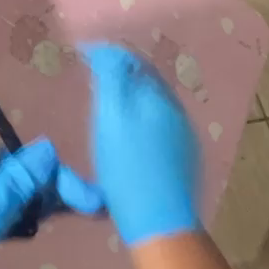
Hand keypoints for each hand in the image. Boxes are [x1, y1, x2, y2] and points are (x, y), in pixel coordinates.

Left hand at [0, 138, 102, 268]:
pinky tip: (25, 230)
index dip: (65, 184)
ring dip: (37, 206)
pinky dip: (17, 218)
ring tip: (64, 220)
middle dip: (55, 193)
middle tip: (85, 214)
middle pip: (25, 179)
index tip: (95, 205)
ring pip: (12, 196)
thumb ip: (21, 181)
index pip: (35, 168)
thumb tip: (49, 146)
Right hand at [83, 43, 199, 246]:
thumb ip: (111, 77)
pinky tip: (128, 134)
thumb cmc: (127, 166)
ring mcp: (184, 137)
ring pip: (155, 104)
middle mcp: (176, 112)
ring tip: (107, 102)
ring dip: (132, 96)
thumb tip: (106, 49)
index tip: (85, 55)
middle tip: (95, 75)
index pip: (135, 62)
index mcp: (159, 97)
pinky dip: (140, 118)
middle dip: (122, 73)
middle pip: (147, 82)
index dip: (110, 54)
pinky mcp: (183, 160)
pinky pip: (159, 125)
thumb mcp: (111, 116)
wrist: (159, 220)